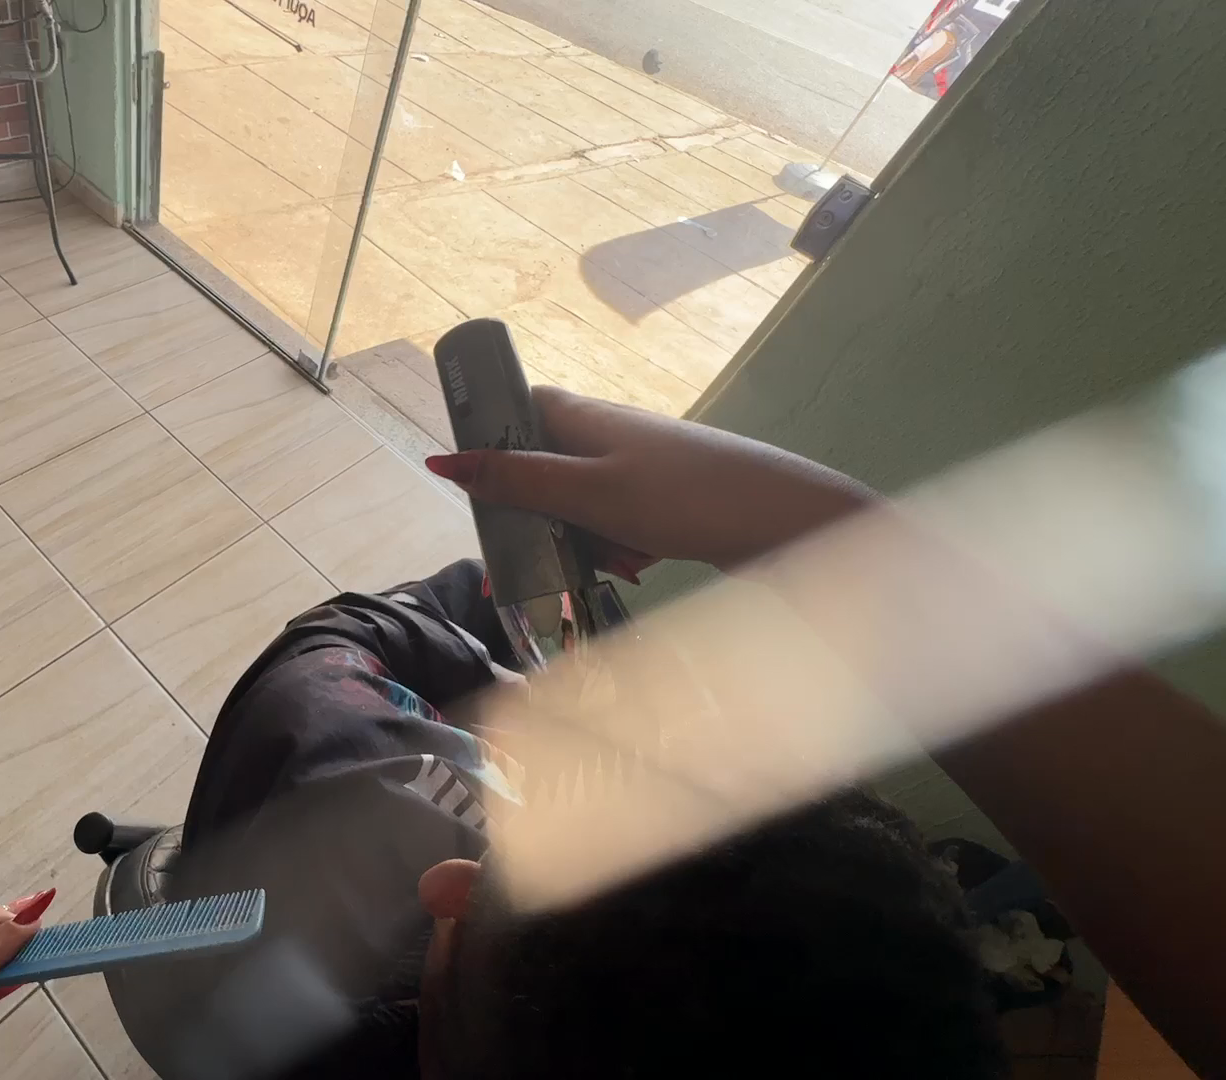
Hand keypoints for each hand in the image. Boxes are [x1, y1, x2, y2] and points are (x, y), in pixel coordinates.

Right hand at [424, 386, 875, 572]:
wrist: (784, 521)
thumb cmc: (678, 495)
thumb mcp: (585, 492)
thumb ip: (513, 480)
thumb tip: (441, 462)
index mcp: (578, 416)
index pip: (513, 409)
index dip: (487, 441)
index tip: (475, 487)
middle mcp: (600, 431)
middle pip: (537, 465)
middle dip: (530, 515)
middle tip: (520, 562)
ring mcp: (630, 462)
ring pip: (571, 499)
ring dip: (572, 537)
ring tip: (604, 564)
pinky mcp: (654, 493)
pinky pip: (607, 517)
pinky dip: (610, 542)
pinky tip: (634, 564)